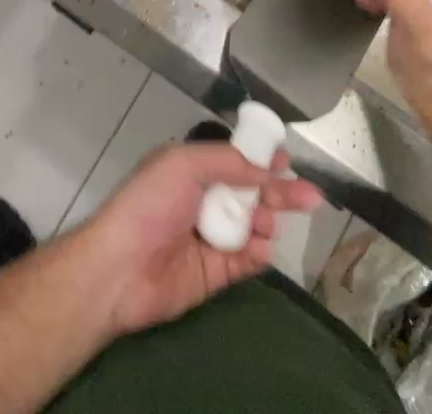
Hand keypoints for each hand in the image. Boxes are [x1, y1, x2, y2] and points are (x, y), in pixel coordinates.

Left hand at [77, 143, 322, 336]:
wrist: (121, 269)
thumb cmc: (148, 206)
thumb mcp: (183, 165)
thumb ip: (227, 161)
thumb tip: (265, 168)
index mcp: (188, 171)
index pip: (232, 161)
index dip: (260, 159)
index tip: (286, 159)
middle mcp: (201, 201)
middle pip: (250, 194)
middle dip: (280, 192)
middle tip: (310, 197)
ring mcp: (209, 238)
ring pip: (253, 227)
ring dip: (269, 223)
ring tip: (270, 224)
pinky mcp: (214, 273)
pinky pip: (246, 261)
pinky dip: (259, 254)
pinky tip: (263, 249)